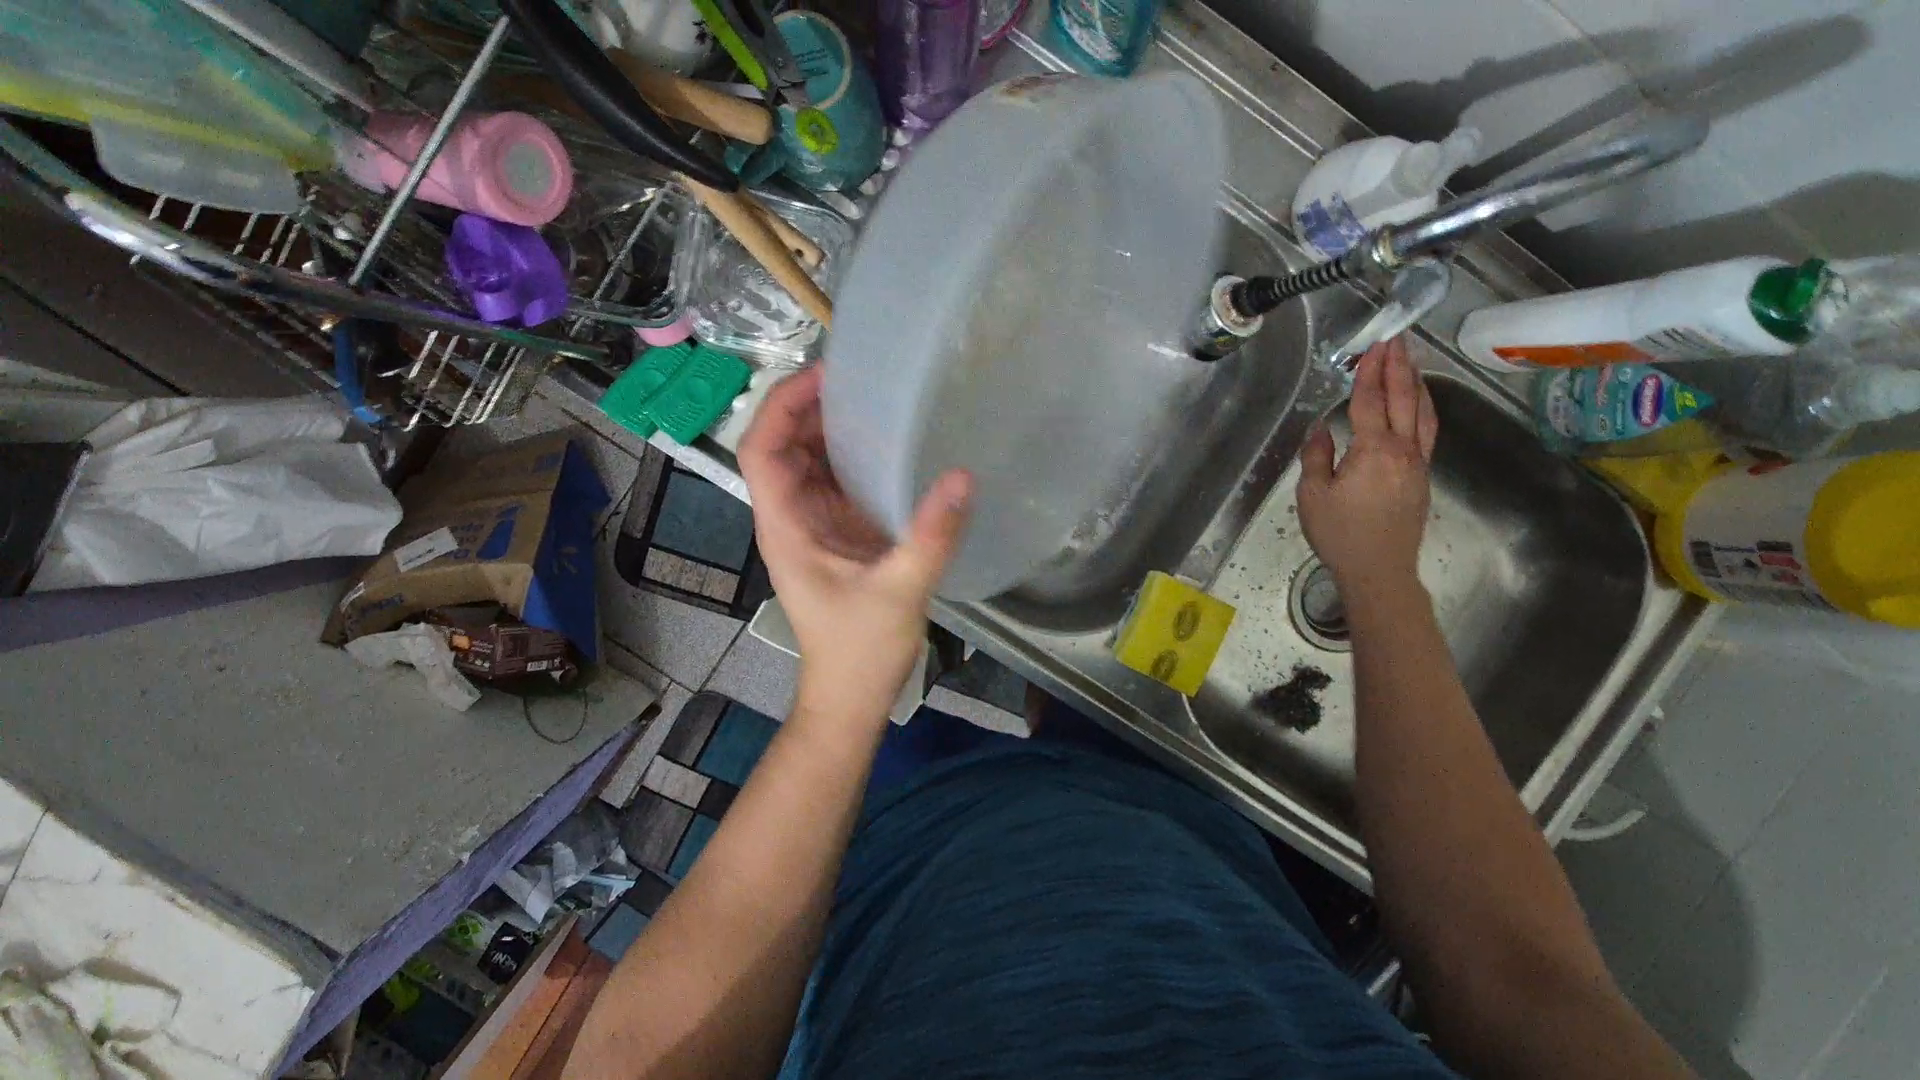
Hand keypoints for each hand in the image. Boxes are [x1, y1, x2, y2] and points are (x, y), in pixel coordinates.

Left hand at [738, 366, 973, 720]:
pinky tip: (892, 444)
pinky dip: (856, 457)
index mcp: (785, 526)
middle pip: (783, 446)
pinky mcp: (837, 537)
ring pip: (809, 462)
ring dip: (833, 429)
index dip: (782, 405)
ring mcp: (813, 527)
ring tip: (878, 399)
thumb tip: (964, 476)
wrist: (850, 697)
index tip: (826, 377)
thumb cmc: (858, 652)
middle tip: (863, 379)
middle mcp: (791, 518)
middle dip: (812, 407)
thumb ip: (931, 536)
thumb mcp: (899, 592)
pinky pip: (837, 482)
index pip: (761, 449)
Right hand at [1296, 337, 1437, 601]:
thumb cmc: (1341, 535)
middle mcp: (1402, 450)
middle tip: (1398, 339)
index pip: (1371, 401)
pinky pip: (1427, 431)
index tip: (1374, 346)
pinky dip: (1423, 408)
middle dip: (1399, 366)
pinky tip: (1418, 403)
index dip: (1370, 372)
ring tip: (1411, 361)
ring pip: (1423, 413)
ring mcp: (1417, 463)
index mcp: (1373, 450)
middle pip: (1403, 399)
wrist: (1379, 570)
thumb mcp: (1313, 496)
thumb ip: (1317, 457)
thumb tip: (1322, 429)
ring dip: (1416, 383)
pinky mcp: (1422, 477)